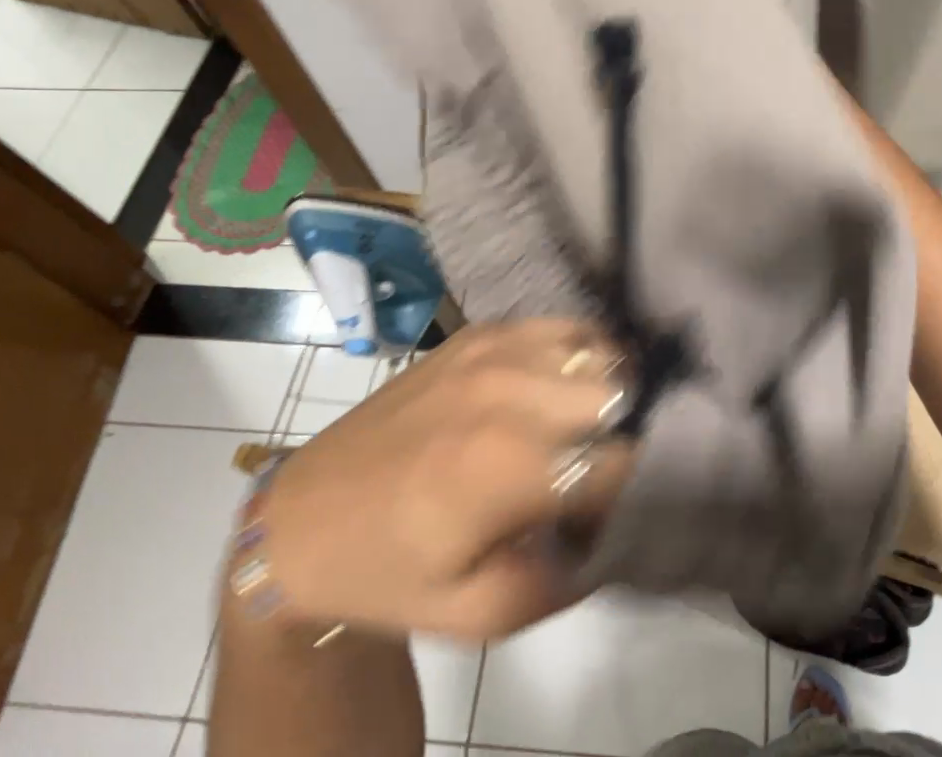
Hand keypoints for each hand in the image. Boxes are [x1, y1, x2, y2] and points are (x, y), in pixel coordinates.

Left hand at [254, 320, 634, 641]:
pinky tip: (563, 389)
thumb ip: (569, 579)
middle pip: (624, 395)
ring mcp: (493, 350)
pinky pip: (562, 328)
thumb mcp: (482, 613)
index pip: (627, 462)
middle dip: (630, 436)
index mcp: (512, 465)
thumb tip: (622, 531)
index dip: (639, 492)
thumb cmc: (391, 574)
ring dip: (612, 391)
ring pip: (601, 351)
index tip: (620, 515)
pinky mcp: (478, 334)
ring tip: (592, 430)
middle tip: (609, 473)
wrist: (302, 520)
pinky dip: (580, 356)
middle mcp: (511, 392)